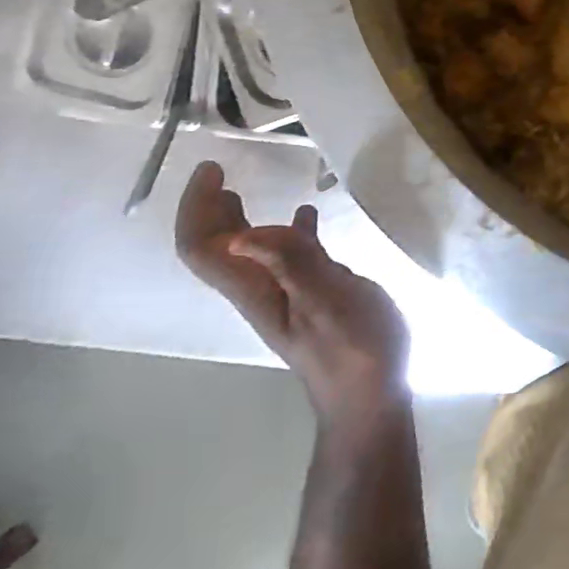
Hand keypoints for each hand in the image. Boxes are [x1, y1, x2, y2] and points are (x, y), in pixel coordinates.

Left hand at [175, 162, 408, 425]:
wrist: (371, 397)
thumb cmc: (356, 349)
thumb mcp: (330, 301)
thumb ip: (295, 264)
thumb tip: (243, 234)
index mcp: (256, 290)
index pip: (203, 248)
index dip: (197, 207)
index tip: (214, 170)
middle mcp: (260, 292)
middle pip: (215, 250)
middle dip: (208, 210)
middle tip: (221, 174)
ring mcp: (286, 298)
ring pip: (246, 254)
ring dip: (237, 220)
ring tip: (245, 189)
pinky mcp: (312, 301)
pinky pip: (288, 259)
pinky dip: (287, 234)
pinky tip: (307, 216)